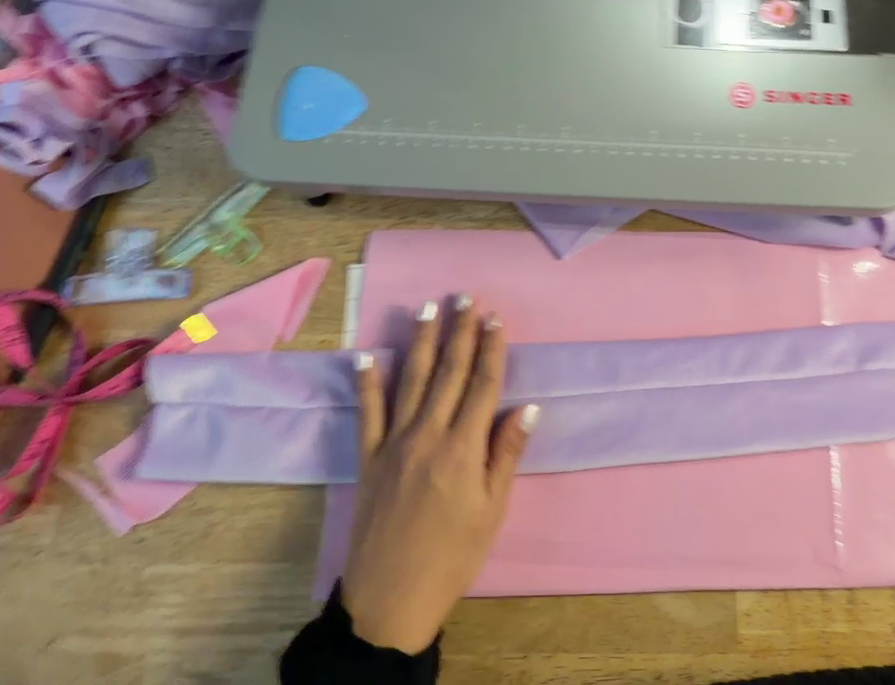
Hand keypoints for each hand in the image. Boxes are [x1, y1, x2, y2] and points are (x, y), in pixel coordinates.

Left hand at [342, 296, 537, 652]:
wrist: (391, 597)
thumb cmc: (454, 556)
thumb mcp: (491, 510)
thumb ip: (505, 454)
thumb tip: (527, 407)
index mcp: (462, 448)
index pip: (482, 385)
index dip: (491, 349)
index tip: (495, 317)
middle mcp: (427, 435)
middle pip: (448, 373)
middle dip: (459, 332)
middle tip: (464, 297)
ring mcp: (393, 444)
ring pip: (410, 381)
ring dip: (421, 343)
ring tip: (427, 309)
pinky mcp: (368, 458)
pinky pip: (367, 412)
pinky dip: (367, 383)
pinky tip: (367, 355)